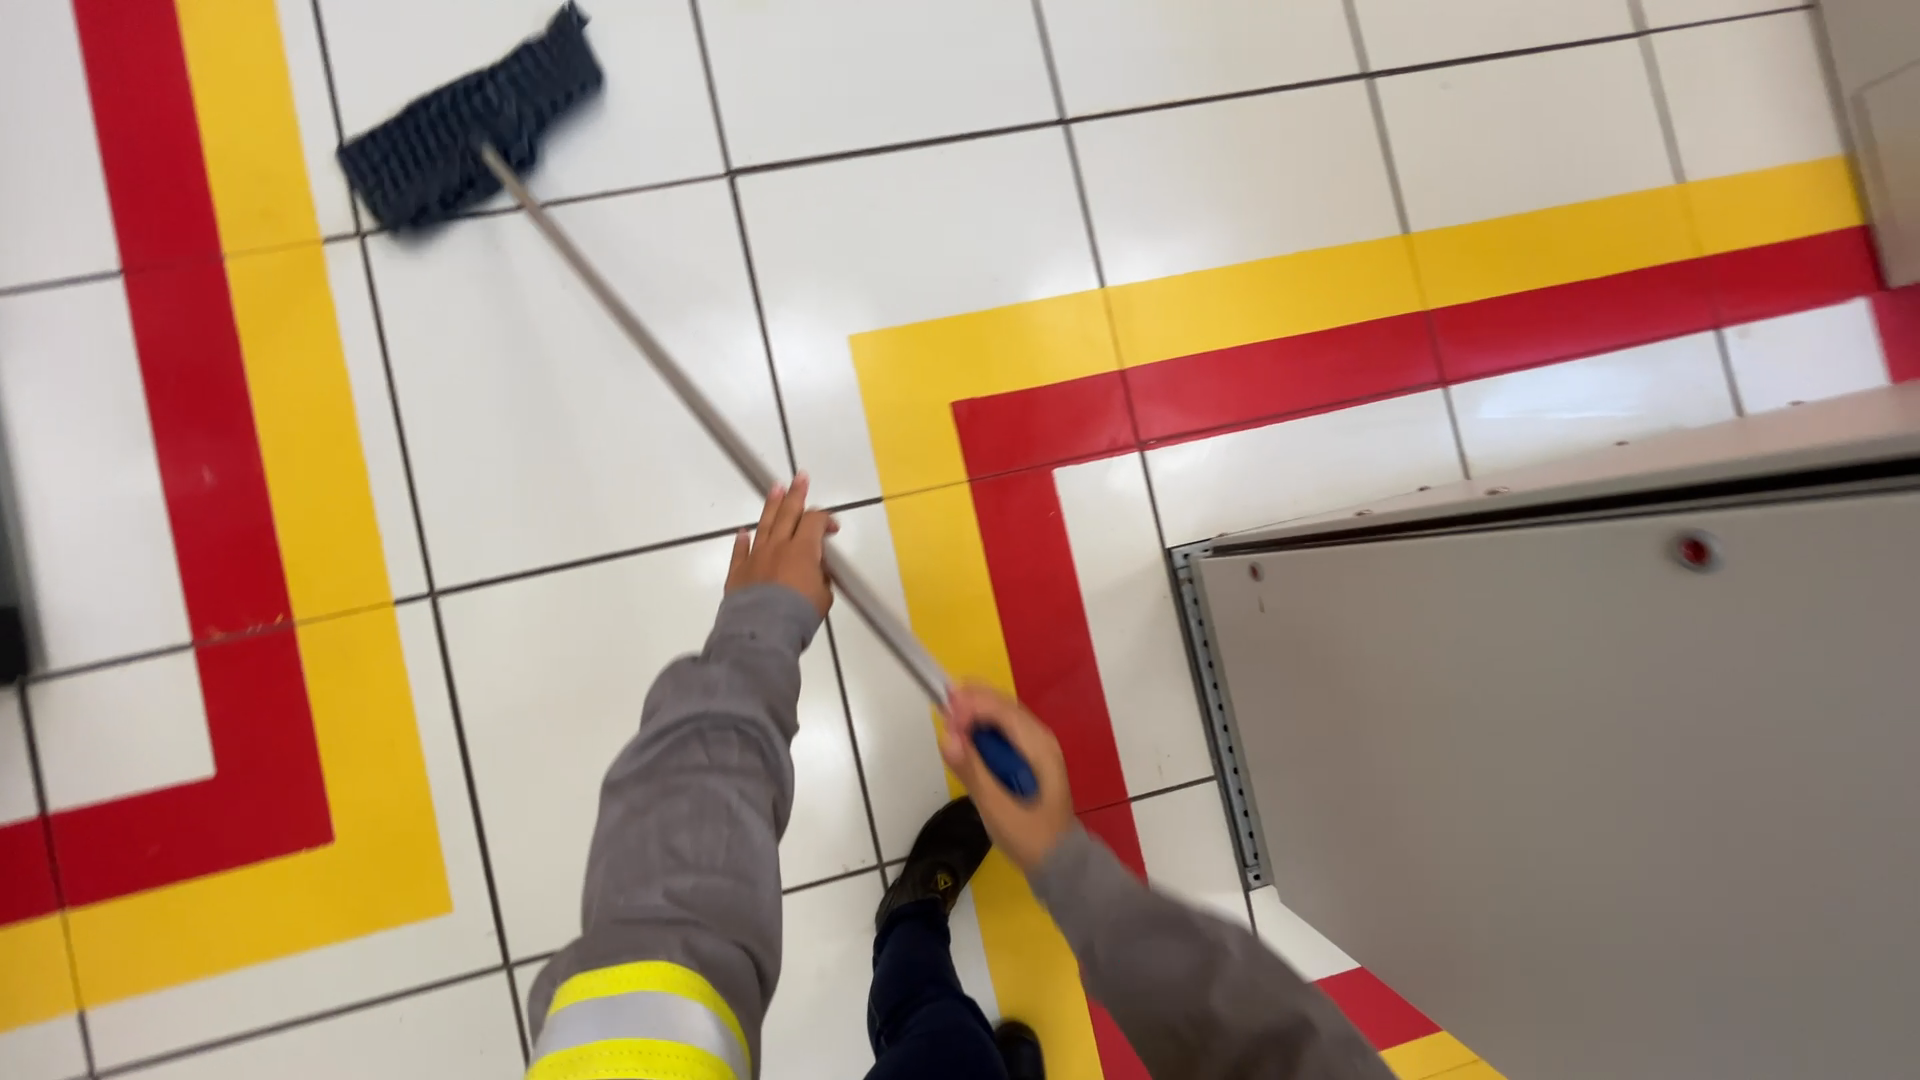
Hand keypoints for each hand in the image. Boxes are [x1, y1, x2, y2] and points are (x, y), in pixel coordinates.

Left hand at [726, 474, 837, 616]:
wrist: (762, 630)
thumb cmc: (799, 614)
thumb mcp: (823, 597)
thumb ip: (821, 579)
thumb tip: (816, 573)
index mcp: (803, 550)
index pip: (814, 522)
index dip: (826, 520)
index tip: (833, 528)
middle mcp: (778, 546)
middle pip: (788, 512)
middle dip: (796, 493)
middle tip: (800, 477)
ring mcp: (756, 556)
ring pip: (765, 524)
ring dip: (772, 505)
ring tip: (776, 488)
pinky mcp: (738, 571)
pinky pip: (741, 550)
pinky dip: (743, 540)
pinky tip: (744, 532)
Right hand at [939, 683, 1073, 872]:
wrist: (1060, 864)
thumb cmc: (1031, 838)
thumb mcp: (997, 808)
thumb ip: (972, 771)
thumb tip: (946, 736)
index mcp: (1039, 747)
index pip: (1001, 710)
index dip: (971, 706)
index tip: (945, 718)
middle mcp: (1040, 738)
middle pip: (1002, 705)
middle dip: (971, 701)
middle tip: (941, 709)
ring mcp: (1035, 746)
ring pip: (1001, 714)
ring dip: (975, 711)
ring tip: (948, 716)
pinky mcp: (1027, 757)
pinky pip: (1002, 729)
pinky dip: (981, 726)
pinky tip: (965, 733)